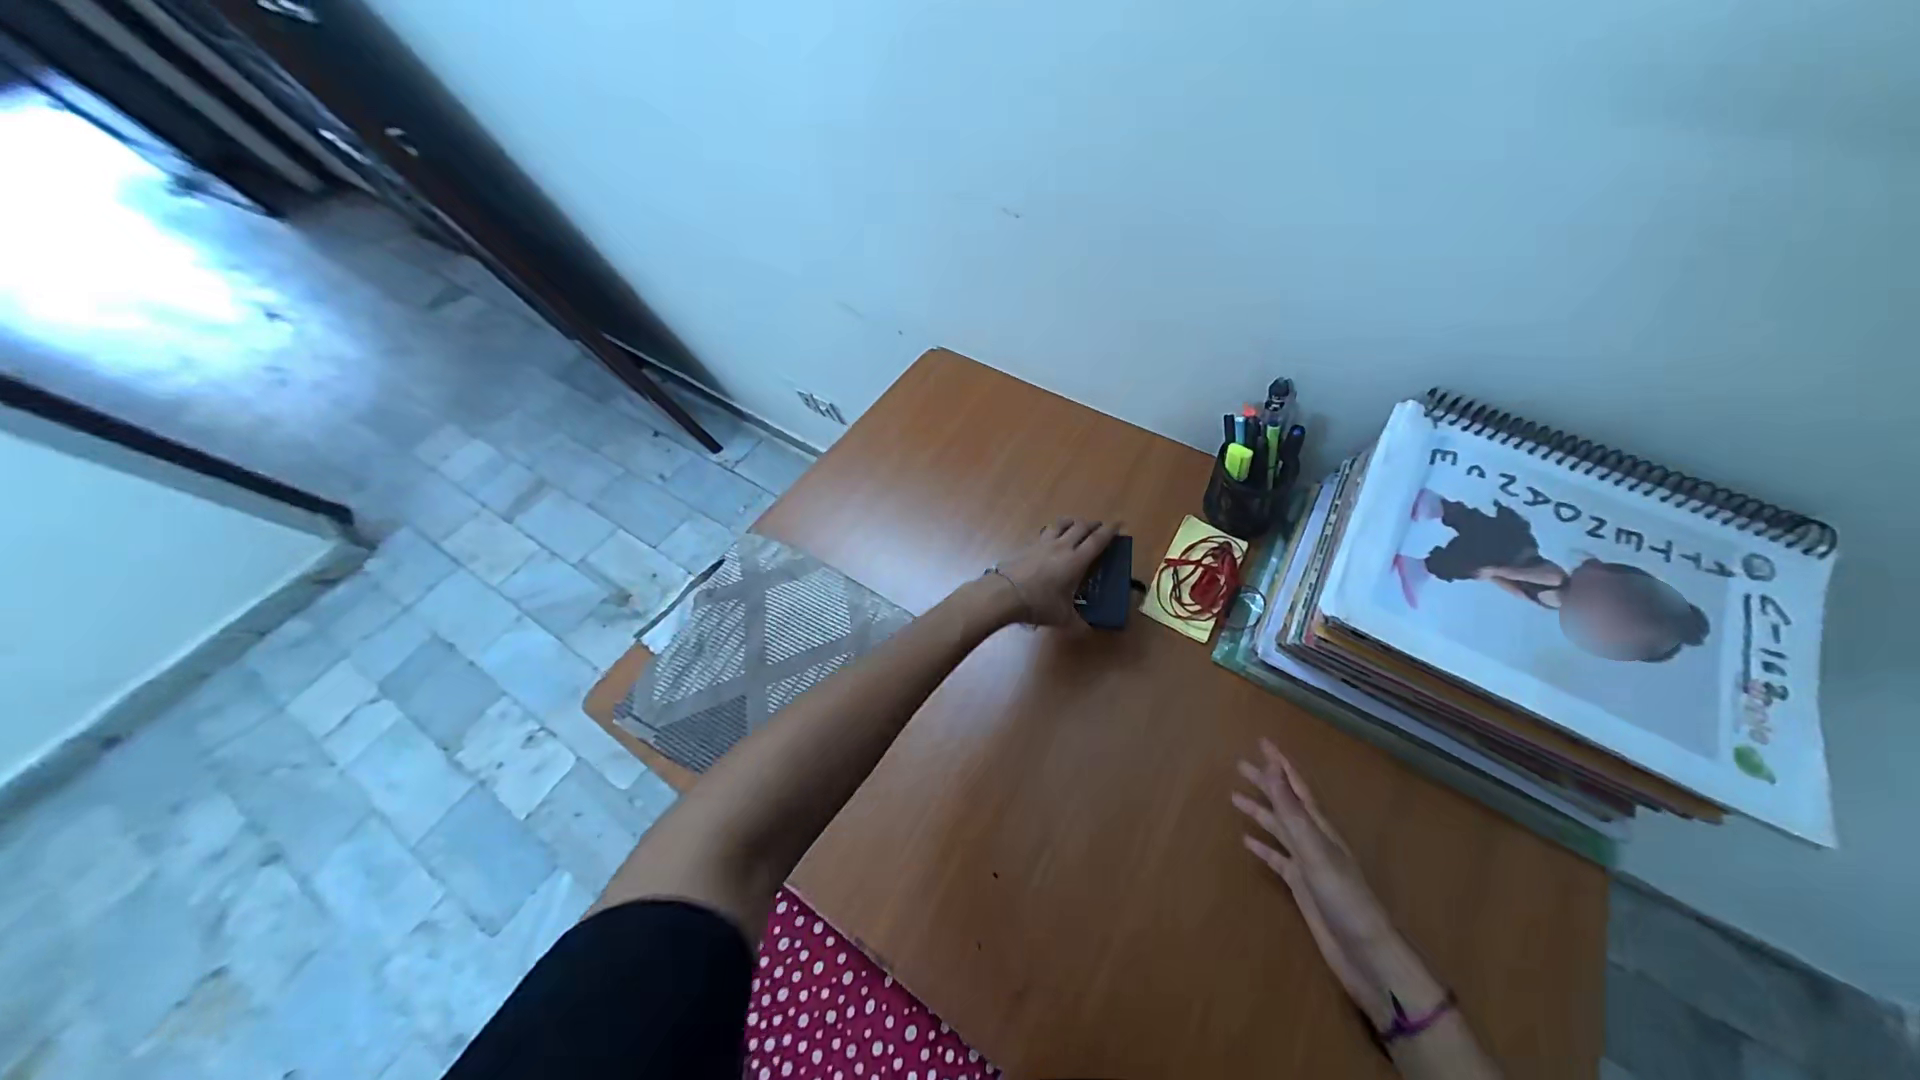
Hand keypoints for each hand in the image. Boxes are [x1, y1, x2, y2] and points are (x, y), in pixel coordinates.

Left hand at [991, 517, 1119, 627]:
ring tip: (1075, 525)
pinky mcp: (1027, 546)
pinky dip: (1053, 532)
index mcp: (1076, 560)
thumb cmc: (1039, 603)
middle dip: (1093, 524)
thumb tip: (1088, 632)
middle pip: (1081, 526)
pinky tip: (1051, 539)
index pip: (1098, 540)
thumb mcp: (1063, 617)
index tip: (1119, 523)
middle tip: (1099, 527)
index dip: (1110, 530)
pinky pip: (1044, 533)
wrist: (1004, 593)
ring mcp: (1042, 543)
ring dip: (1072, 522)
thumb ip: (1078, 624)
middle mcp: (1061, 546)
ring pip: (1061, 524)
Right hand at [1234, 739, 1404, 1029]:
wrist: (1366, 953)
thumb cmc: (1344, 898)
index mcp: (1319, 828)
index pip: (1296, 787)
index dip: (1280, 764)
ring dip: (1260, 811)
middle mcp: (1313, 840)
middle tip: (1240, 765)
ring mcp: (1307, 863)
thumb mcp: (1315, 851)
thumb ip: (1292, 811)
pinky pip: (1277, 858)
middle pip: (1285, 804)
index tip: (1262, 742)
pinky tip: (1247, 842)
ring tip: (1235, 797)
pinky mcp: (1302, 886)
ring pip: (1279, 828)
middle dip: (1265, 782)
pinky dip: (1262, 847)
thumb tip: (1273, 770)